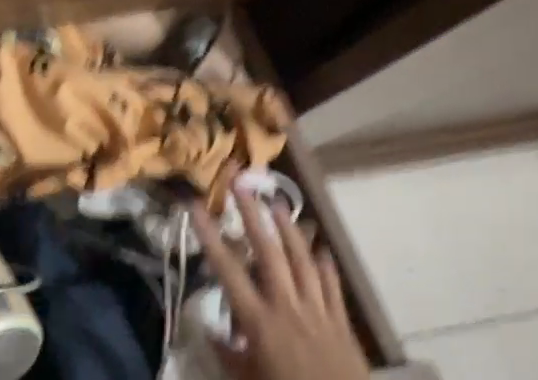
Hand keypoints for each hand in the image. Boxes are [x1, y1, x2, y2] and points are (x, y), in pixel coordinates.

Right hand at [191, 187, 369, 379]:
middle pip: (269, 254)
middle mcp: (287, 308)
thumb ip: (225, 353)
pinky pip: (332, 288)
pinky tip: (320, 249)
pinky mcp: (342, 325)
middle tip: (241, 184)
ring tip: (278, 204)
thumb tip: (208, 330)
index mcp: (258, 321)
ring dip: (289, 230)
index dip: (209, 236)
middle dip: (254, 216)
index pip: (227, 270)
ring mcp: (318, 313)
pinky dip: (324, 265)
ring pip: (303, 262)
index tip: (196, 206)